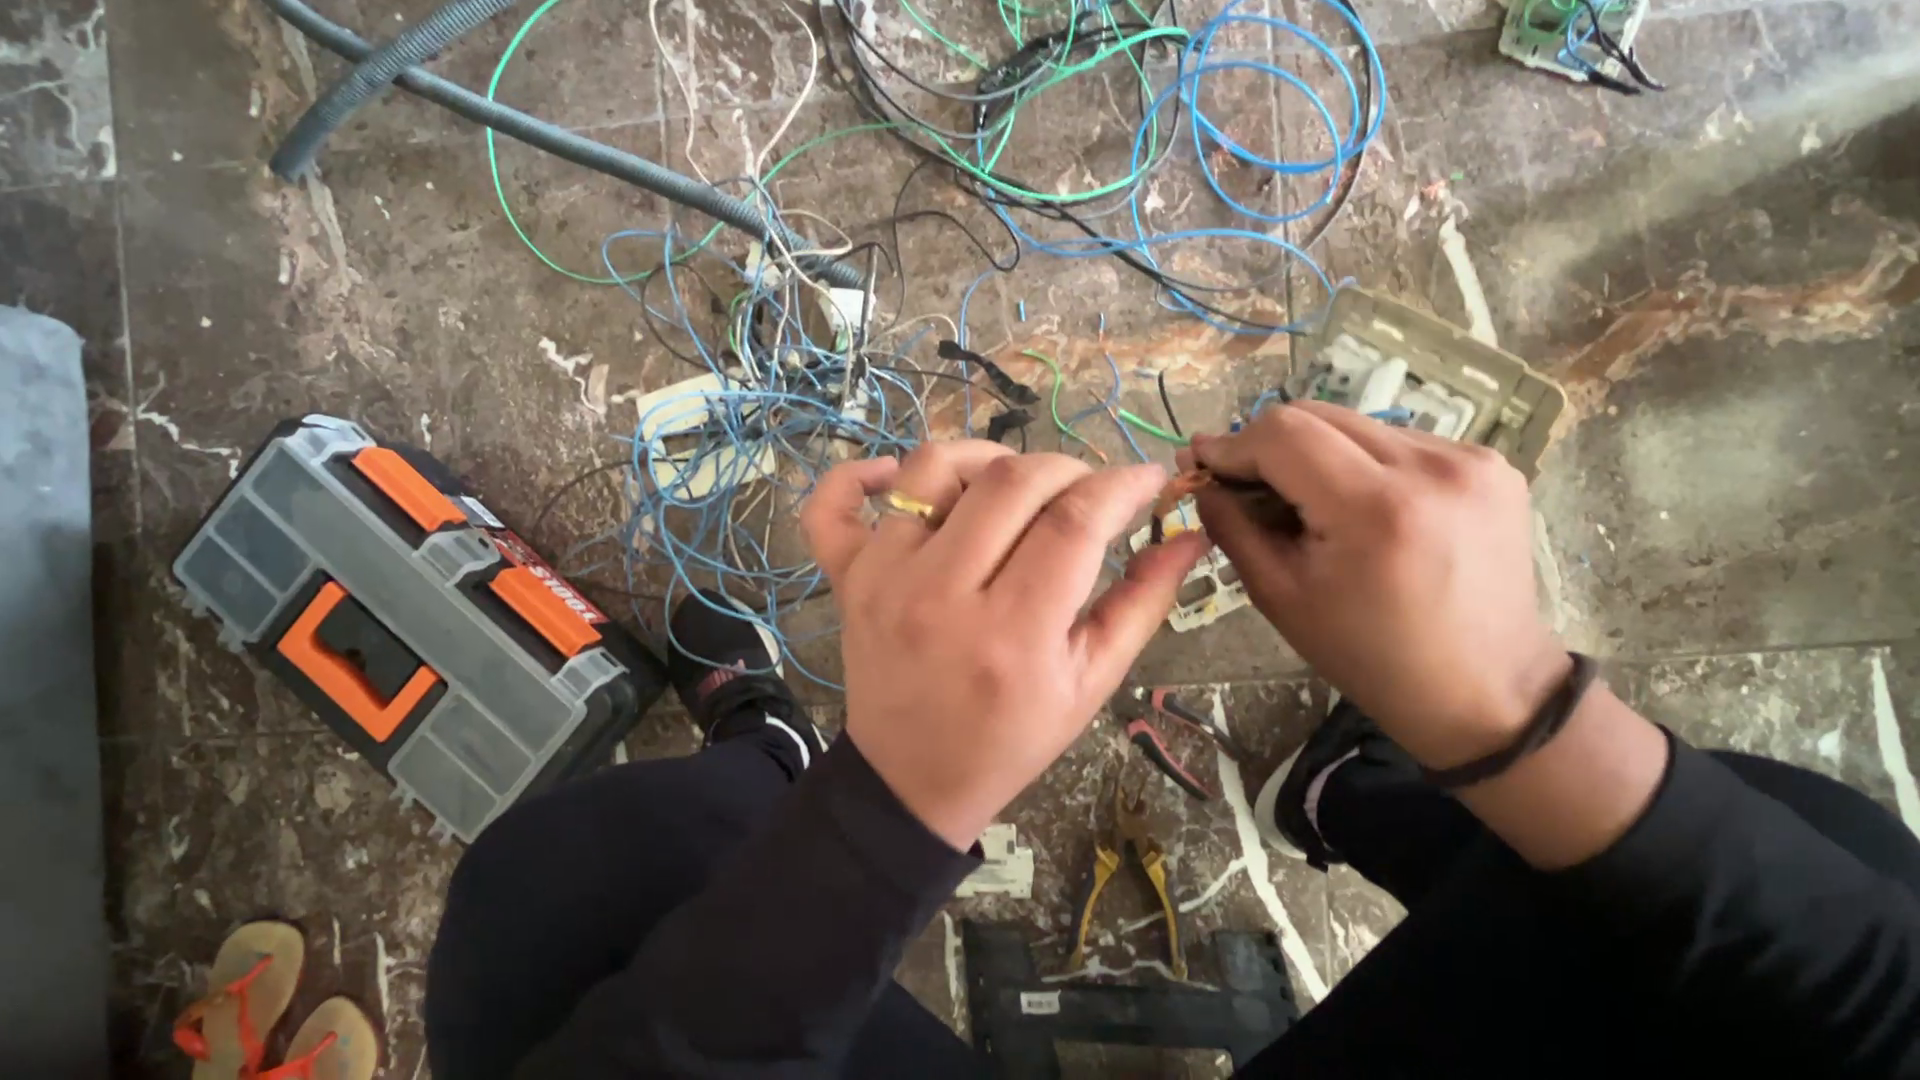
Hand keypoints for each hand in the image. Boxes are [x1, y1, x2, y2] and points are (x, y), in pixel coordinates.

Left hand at [801, 443, 1209, 849]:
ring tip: (1015, 486)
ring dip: (987, 458)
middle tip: (1087, 493)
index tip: (1148, 479)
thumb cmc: (1010, 739)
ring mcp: (881, 579)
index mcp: (1011, 634)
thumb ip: (1142, 604)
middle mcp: (939, 594)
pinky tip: (902, 480)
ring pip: (932, 467)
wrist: (911, 780)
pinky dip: (860, 474)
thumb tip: (1188, 534)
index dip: (1124, 485)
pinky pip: (832, 504)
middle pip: (1011, 480)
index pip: (1076, 521)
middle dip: (1068, 469)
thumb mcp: (1089, 684)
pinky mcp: (845, 577)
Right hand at [1188, 402, 1569, 769]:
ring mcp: (1470, 460)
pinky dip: (1362, 464)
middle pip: (1318, 415)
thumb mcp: (1280, 596)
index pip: (1283, 434)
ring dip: (1315, 454)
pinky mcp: (1491, 465)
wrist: (1484, 688)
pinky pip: (1398, 443)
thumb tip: (1202, 477)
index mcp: (1375, 509)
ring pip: (1356, 425)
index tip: (1204, 464)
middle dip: (1267, 446)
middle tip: (1244, 484)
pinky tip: (1361, 508)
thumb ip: (1233, 527)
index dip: (1232, 444)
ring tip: (1306, 503)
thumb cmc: (1369, 655)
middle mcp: (1430, 467)